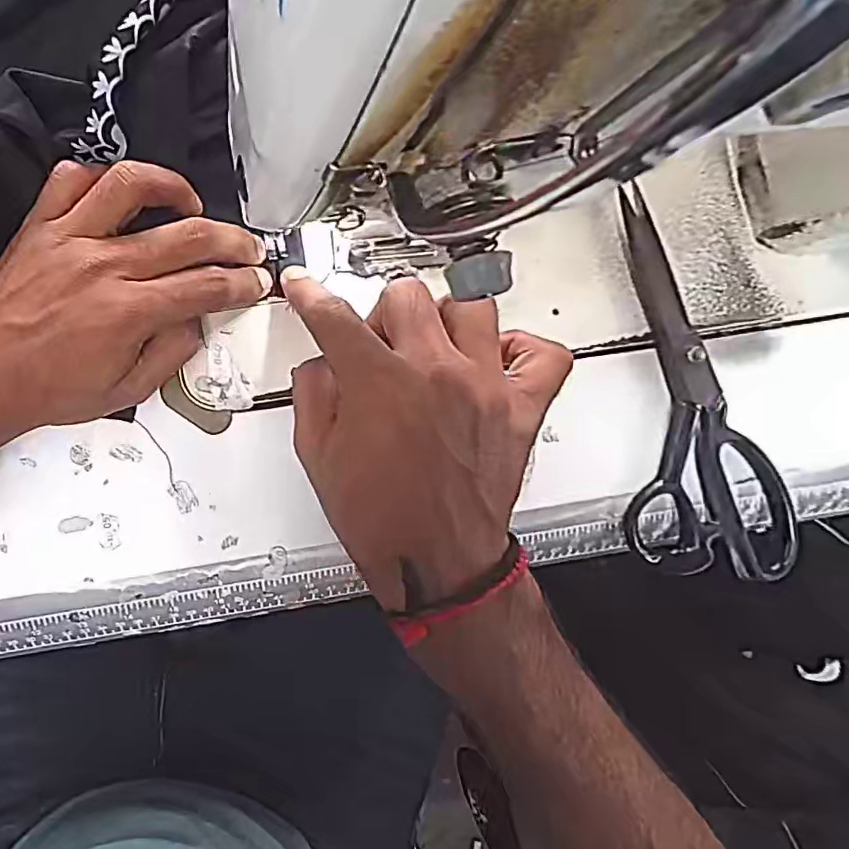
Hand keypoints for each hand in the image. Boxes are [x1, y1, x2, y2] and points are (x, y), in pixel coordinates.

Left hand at [0, 161, 269, 479]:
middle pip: (188, 235)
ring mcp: (69, 241)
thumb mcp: (124, 391)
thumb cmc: (44, 388)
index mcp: (127, 313)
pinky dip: (98, 177)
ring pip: (132, 186)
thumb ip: (169, 353)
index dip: (241, 283)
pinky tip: (117, 194)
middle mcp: (102, 269)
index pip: (205, 286)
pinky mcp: (39, 229)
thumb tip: (196, 322)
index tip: (253, 282)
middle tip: (244, 248)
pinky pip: (69, 179)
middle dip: (232, 240)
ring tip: (189, 203)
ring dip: (172, 187)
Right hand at [281, 268, 571, 610]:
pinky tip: (493, 358)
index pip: (335, 318)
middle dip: (380, 312)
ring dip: (441, 317)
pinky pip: (542, 354)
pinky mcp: (522, 408)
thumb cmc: (381, 519)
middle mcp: (434, 373)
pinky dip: (519, 347)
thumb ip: (312, 394)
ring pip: (470, 304)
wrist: (434, 560)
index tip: (306, 288)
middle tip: (377, 340)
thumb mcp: (317, 455)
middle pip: (406, 295)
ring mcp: (483, 387)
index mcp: (377, 384)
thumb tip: (319, 364)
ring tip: (431, 342)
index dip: (310, 296)